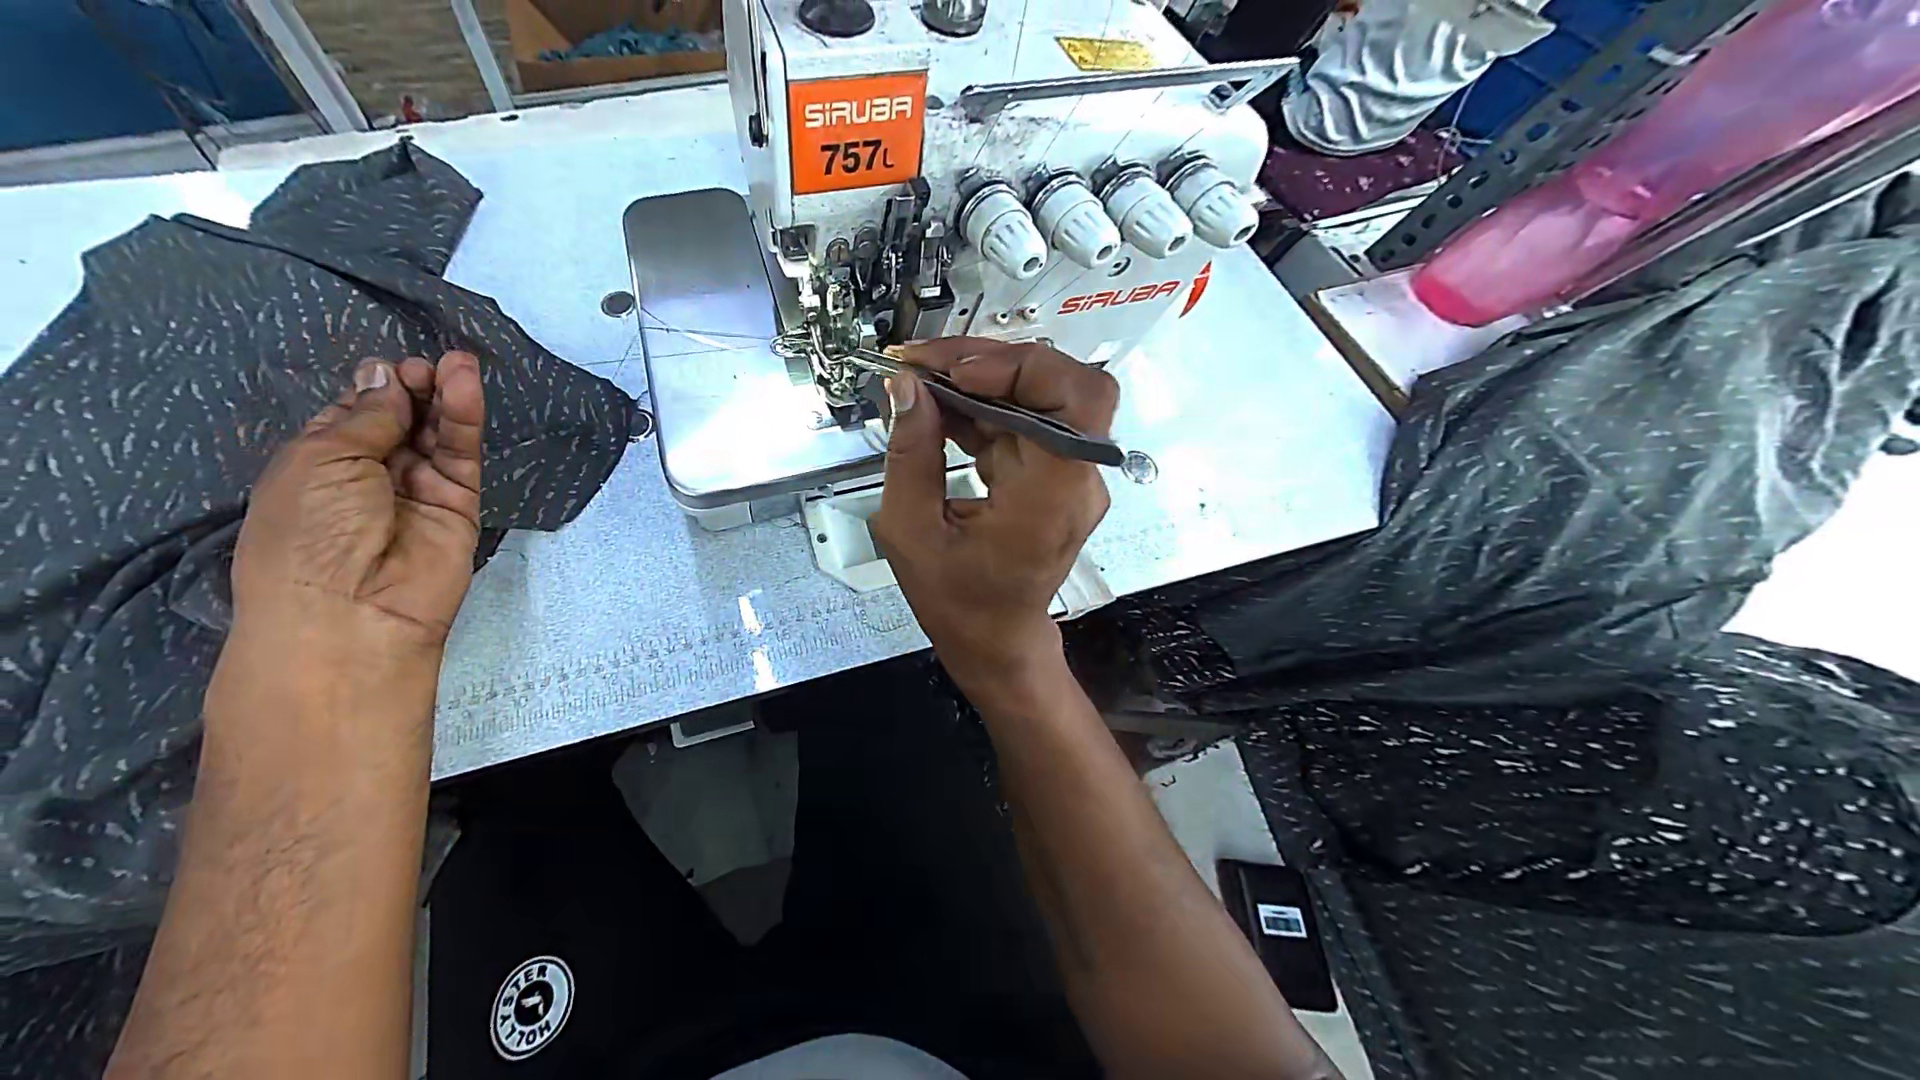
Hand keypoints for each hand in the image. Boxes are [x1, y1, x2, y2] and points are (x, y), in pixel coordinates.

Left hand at [233, 352, 484, 664]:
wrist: (354, 609)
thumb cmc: (309, 532)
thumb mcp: (320, 460)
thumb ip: (366, 417)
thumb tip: (386, 375)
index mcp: (321, 462)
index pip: (354, 414)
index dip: (373, 389)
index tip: (390, 369)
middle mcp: (372, 473)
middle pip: (400, 418)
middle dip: (411, 388)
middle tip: (424, 367)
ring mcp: (419, 487)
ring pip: (437, 432)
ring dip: (444, 396)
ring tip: (457, 364)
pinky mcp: (461, 501)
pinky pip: (463, 453)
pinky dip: (466, 418)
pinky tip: (467, 384)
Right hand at [870, 338, 1117, 694]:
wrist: (996, 638)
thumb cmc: (958, 602)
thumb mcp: (911, 531)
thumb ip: (910, 454)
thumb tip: (909, 388)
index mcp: (1052, 498)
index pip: (1075, 400)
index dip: (1020, 368)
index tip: (954, 372)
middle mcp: (1075, 481)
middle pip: (1064, 385)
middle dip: (994, 362)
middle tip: (930, 364)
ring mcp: (1069, 475)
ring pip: (1043, 395)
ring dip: (983, 378)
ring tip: (923, 380)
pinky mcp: (1052, 473)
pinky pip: (1025, 418)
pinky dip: (984, 403)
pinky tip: (940, 406)